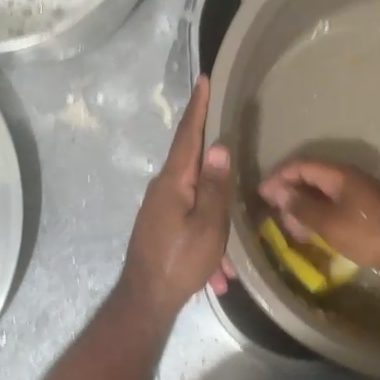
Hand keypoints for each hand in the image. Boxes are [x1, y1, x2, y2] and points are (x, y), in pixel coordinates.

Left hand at [119, 77, 233, 316]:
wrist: (146, 301)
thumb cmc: (180, 261)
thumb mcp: (208, 224)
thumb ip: (215, 186)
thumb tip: (219, 147)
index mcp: (173, 182)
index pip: (188, 136)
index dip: (198, 108)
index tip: (204, 79)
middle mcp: (163, 190)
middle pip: (194, 167)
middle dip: (217, 169)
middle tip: (234, 146)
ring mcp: (160, 211)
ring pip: (198, 206)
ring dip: (217, 227)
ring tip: (227, 262)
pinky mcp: (161, 230)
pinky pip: (193, 227)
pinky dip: (208, 247)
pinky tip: (218, 277)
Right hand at [258, 159, 379, 281]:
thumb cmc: (368, 234)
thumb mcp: (328, 223)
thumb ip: (301, 206)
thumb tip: (279, 193)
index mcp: (339, 174)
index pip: (301, 165)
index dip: (278, 177)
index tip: (260, 195)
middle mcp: (349, 178)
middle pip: (311, 178)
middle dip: (290, 194)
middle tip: (275, 215)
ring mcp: (359, 193)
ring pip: (323, 194)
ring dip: (304, 208)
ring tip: (293, 229)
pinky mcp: (365, 209)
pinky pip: (334, 206)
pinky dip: (319, 216)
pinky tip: (314, 234)